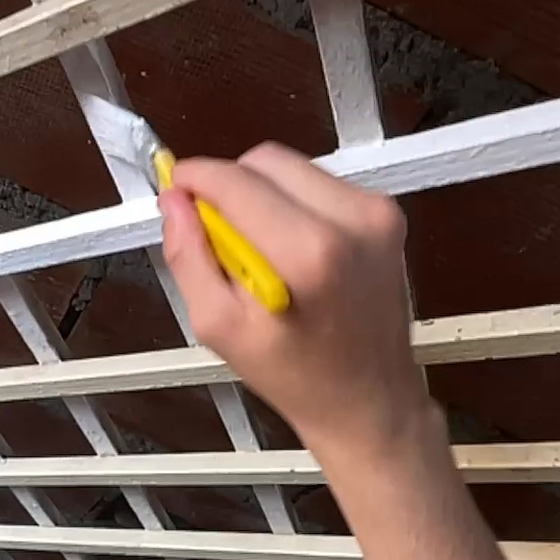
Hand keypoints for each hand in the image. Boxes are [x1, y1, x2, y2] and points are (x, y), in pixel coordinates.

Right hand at [160, 143, 431, 458]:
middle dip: (227, 186)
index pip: (235, 180)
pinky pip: (318, 184)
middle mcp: (350, 217)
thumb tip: (172, 202)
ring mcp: (376, 211)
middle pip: (264, 161)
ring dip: (259, 194)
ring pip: (292, 168)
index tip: (173, 188)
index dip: (194, 177)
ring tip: (253, 248)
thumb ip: (189, 259)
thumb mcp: (219, 328)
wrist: (366, 397)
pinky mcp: (386, 213)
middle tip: (212, 234)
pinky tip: (286, 249)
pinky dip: (289, 204)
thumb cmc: (289, 374)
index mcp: (306, 251)